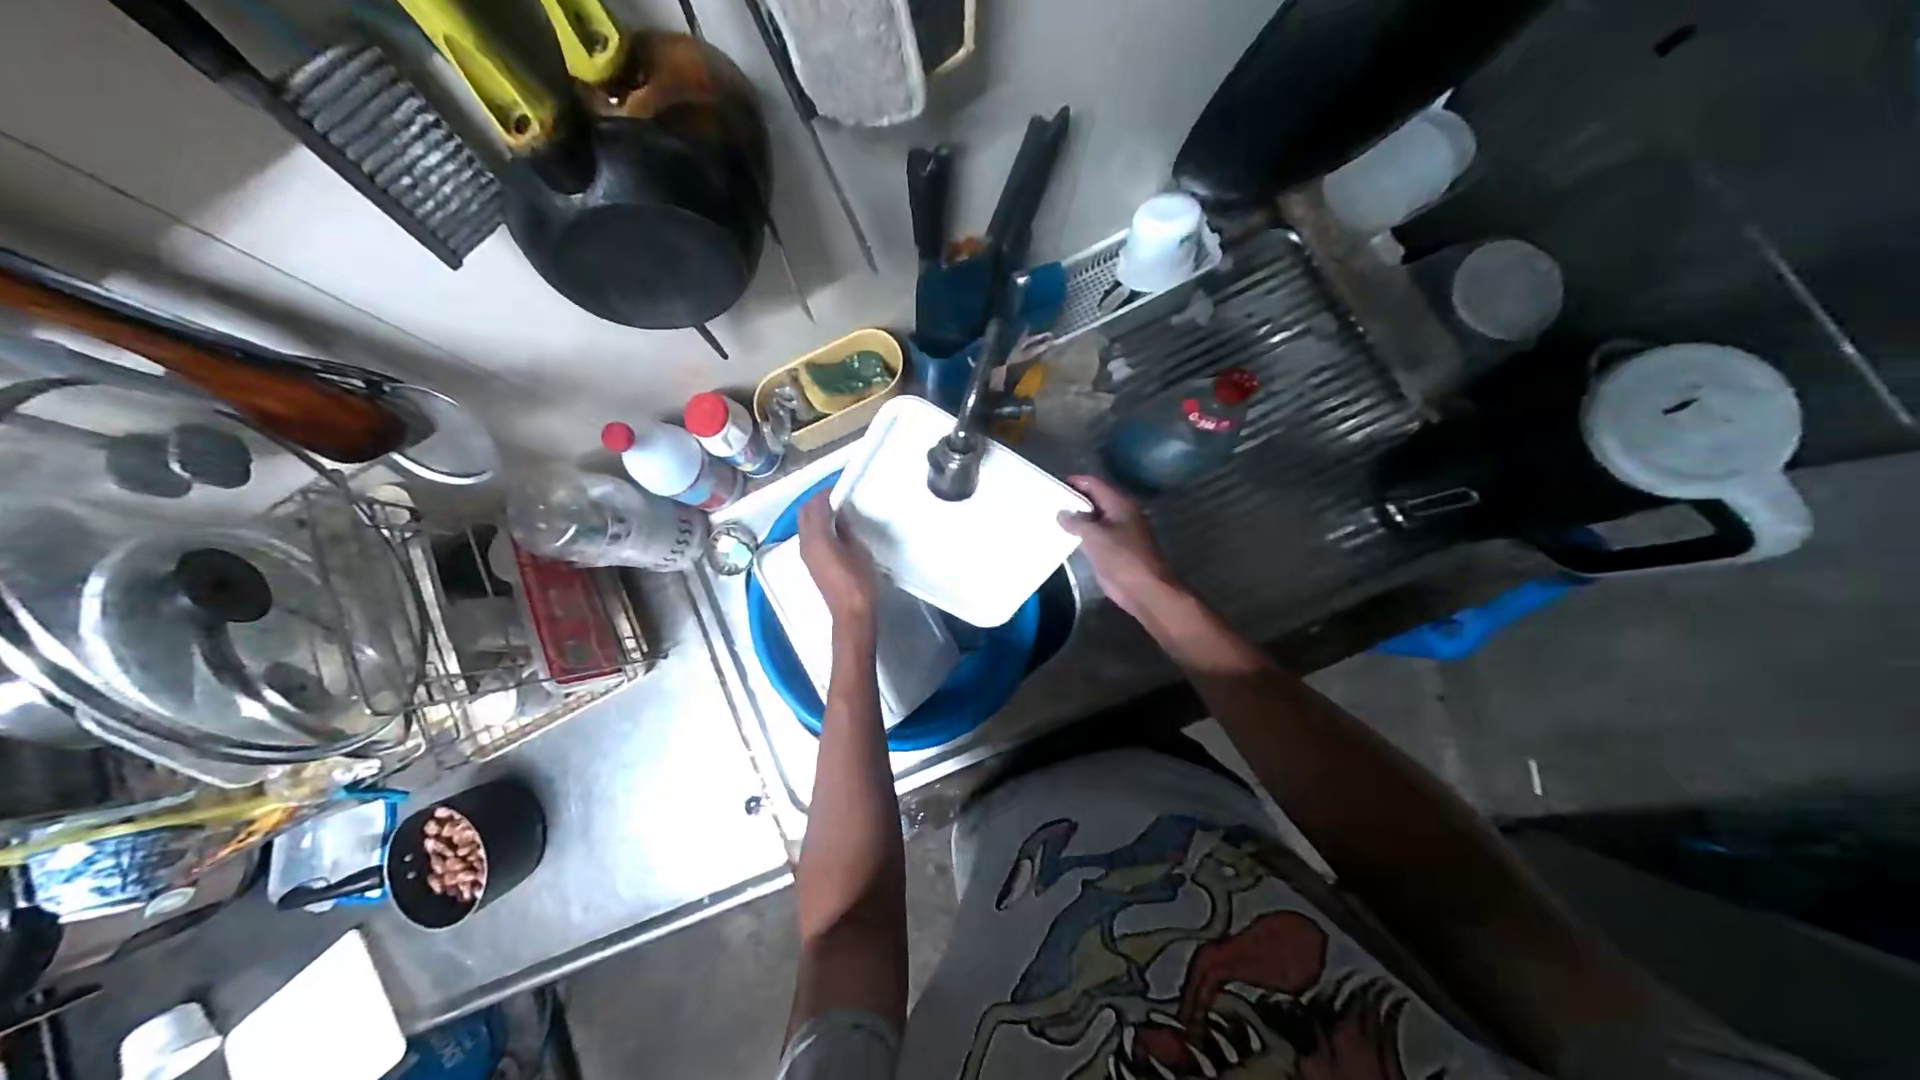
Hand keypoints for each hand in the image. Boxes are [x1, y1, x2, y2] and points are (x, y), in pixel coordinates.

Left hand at [799, 492, 875, 624]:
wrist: (850, 612)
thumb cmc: (859, 581)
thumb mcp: (858, 549)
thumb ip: (846, 530)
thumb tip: (840, 518)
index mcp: (818, 538)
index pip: (816, 505)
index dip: (827, 492)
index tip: (841, 485)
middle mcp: (805, 543)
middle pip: (804, 512)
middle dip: (817, 500)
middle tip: (836, 495)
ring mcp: (805, 553)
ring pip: (804, 523)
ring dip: (816, 512)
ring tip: (836, 508)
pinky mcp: (809, 561)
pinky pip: (807, 534)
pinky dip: (816, 524)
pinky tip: (833, 526)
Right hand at [1057, 475, 1184, 621]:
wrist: (1144, 589)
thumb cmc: (1122, 558)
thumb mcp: (1095, 535)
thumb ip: (1076, 521)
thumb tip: (1062, 513)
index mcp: (1120, 504)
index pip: (1095, 484)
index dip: (1075, 481)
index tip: (1054, 484)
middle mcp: (1121, 513)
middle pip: (1095, 499)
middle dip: (1074, 500)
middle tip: (1049, 501)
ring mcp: (1119, 532)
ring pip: (1094, 519)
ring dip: (1076, 519)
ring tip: (1052, 518)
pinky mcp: (1115, 549)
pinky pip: (1095, 536)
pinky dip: (1081, 535)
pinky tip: (1064, 538)